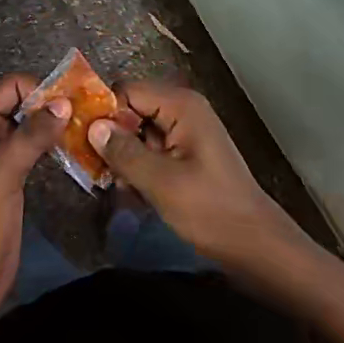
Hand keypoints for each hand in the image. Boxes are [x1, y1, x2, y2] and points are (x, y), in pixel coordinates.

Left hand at [0, 75, 69, 327]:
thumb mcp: (1, 174)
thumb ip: (31, 136)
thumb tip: (63, 101)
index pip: (10, 88)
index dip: (41, 89)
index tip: (79, 100)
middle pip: (21, 105)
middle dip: (53, 107)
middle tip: (95, 114)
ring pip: (30, 130)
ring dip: (56, 128)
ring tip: (93, 131)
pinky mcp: (11, 181)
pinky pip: (34, 153)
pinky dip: (54, 149)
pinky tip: (79, 153)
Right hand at [88, 82, 304, 265]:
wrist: (260, 251)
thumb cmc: (212, 211)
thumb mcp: (161, 182)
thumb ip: (123, 151)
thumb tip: (91, 126)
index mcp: (181, 105)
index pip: (126, 91)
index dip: (104, 112)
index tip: (84, 140)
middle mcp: (182, 110)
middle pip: (130, 109)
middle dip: (111, 136)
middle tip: (96, 166)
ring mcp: (185, 132)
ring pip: (137, 131)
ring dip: (122, 155)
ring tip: (114, 184)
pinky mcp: (185, 154)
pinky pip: (149, 149)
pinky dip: (137, 166)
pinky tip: (131, 192)